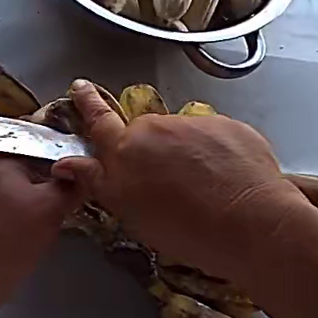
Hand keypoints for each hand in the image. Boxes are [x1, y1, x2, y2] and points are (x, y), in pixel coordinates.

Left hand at [0, 155, 84, 299]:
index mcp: (3, 161)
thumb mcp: (53, 204)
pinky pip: (30, 199)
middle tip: (87, 183)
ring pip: (37, 183)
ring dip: (55, 192)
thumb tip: (91, 170)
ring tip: (76, 198)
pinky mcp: (2, 213)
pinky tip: (59, 213)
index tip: (90, 164)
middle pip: (41, 164)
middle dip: (63, 175)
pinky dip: (45, 205)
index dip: (70, 155)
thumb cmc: (15, 235)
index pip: (44, 145)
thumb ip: (74, 183)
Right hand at [51, 79, 312, 279]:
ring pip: (182, 135)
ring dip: (186, 153)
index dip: (87, 103)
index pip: (99, 120)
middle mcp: (156, 128)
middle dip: (152, 151)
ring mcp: (194, 124)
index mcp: (125, 151)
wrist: (250, 223)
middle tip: (167, 183)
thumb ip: (99, 182)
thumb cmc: (186, 230)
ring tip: (203, 188)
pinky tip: (227, 180)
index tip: (81, 86)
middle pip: (146, 133)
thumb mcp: (131, 213)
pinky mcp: (228, 125)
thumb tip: (68, 164)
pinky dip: (217, 154)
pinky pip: (215, 136)